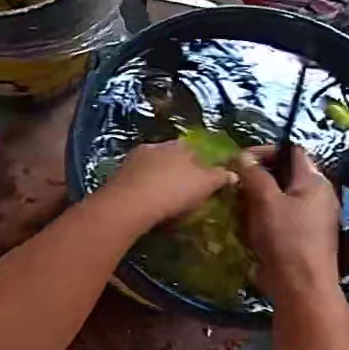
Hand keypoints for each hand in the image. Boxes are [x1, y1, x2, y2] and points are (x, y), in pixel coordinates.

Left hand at [96, 140, 238, 228]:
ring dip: (155, 178)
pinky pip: (135, 180)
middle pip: (168, 157)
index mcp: (177, 145)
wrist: (129, 204)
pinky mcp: (116, 176)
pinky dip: (141, 188)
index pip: (192, 149)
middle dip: (175, 170)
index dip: (199, 164)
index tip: (201, 179)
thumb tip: (232, 173)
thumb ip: (219, 177)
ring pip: (149, 167)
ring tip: (161, 197)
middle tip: (181, 189)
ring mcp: (132, 160)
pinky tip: (144, 201)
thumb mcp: (205, 185)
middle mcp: (154, 147)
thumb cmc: (173, 191)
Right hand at [235, 145, 341, 304]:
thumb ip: (254, 175)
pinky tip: (245, 221)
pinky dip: (260, 212)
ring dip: (256, 194)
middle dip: (257, 174)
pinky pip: (278, 213)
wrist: (301, 285)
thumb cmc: (286, 238)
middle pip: (284, 173)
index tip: (239, 160)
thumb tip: (242, 156)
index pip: (292, 151)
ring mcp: (310, 216)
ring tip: (235, 201)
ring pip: (279, 194)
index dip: (266, 151)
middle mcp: (317, 195)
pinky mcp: (300, 234)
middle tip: (233, 181)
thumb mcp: (265, 202)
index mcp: (314, 181)